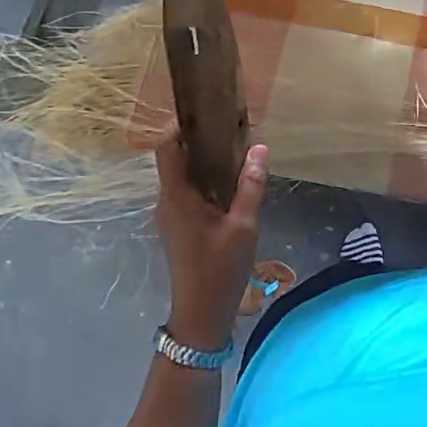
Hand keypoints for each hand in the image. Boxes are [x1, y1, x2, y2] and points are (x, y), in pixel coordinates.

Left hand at [155, 140, 267, 352]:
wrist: (201, 314)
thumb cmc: (220, 268)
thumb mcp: (244, 226)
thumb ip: (251, 186)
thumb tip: (259, 148)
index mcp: (176, 196)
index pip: (167, 148)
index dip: (180, 126)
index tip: (206, 113)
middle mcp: (166, 201)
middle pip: (176, 160)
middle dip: (200, 143)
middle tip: (231, 129)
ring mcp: (170, 215)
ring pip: (183, 178)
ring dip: (205, 165)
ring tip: (235, 153)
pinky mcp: (178, 227)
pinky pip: (188, 194)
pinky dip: (206, 183)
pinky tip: (230, 186)